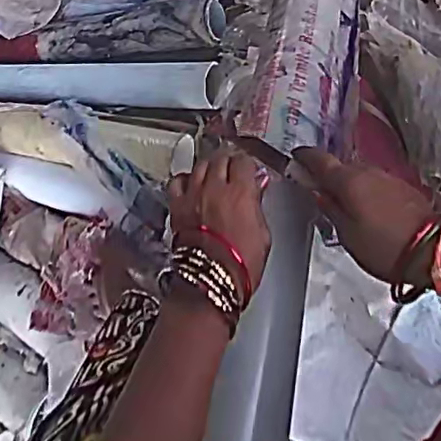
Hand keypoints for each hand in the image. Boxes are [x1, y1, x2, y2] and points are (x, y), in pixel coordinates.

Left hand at [167, 145, 270, 297]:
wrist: (210, 281)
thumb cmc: (240, 265)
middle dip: (229, 162)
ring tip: (213, 175)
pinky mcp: (177, 205)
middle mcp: (215, 188)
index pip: (243, 161)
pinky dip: (185, 179)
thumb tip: (256, 190)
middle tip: (233, 170)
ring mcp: (194, 194)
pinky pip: (177, 181)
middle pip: (221, 158)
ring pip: (200, 165)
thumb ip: (258, 205)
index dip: (248, 164)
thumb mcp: (262, 235)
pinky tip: (191, 185)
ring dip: (209, 167)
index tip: (249, 169)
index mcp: (241, 192)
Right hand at [293, 146, 435, 285]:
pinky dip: (364, 189)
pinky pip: (374, 182)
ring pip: (358, 173)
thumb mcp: (346, 234)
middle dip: (327, 174)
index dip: (304, 157)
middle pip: (339, 165)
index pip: (318, 158)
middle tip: (316, 189)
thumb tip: (317, 192)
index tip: (295, 159)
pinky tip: (364, 207)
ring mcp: (386, 176)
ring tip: (341, 202)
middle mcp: (366, 170)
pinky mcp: (402, 187)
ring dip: (347, 182)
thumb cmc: (385, 246)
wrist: (435, 252)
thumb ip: (329, 208)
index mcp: (347, 179)